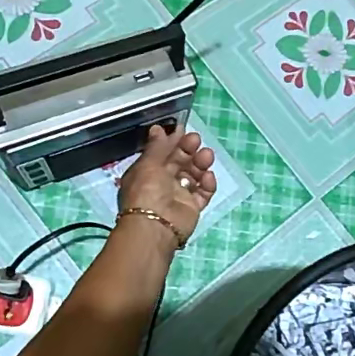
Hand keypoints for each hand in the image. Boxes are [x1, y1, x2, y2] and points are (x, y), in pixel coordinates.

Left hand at [117, 124, 216, 242]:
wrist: (155, 227)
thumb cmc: (146, 191)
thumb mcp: (148, 164)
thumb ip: (157, 147)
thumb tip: (158, 128)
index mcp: (147, 172)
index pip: (162, 153)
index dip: (173, 141)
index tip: (183, 130)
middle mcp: (162, 183)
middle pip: (179, 162)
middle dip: (189, 149)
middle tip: (196, 140)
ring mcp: (178, 195)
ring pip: (193, 175)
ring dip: (200, 163)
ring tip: (207, 156)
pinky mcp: (192, 207)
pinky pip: (203, 193)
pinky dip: (207, 184)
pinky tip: (208, 177)